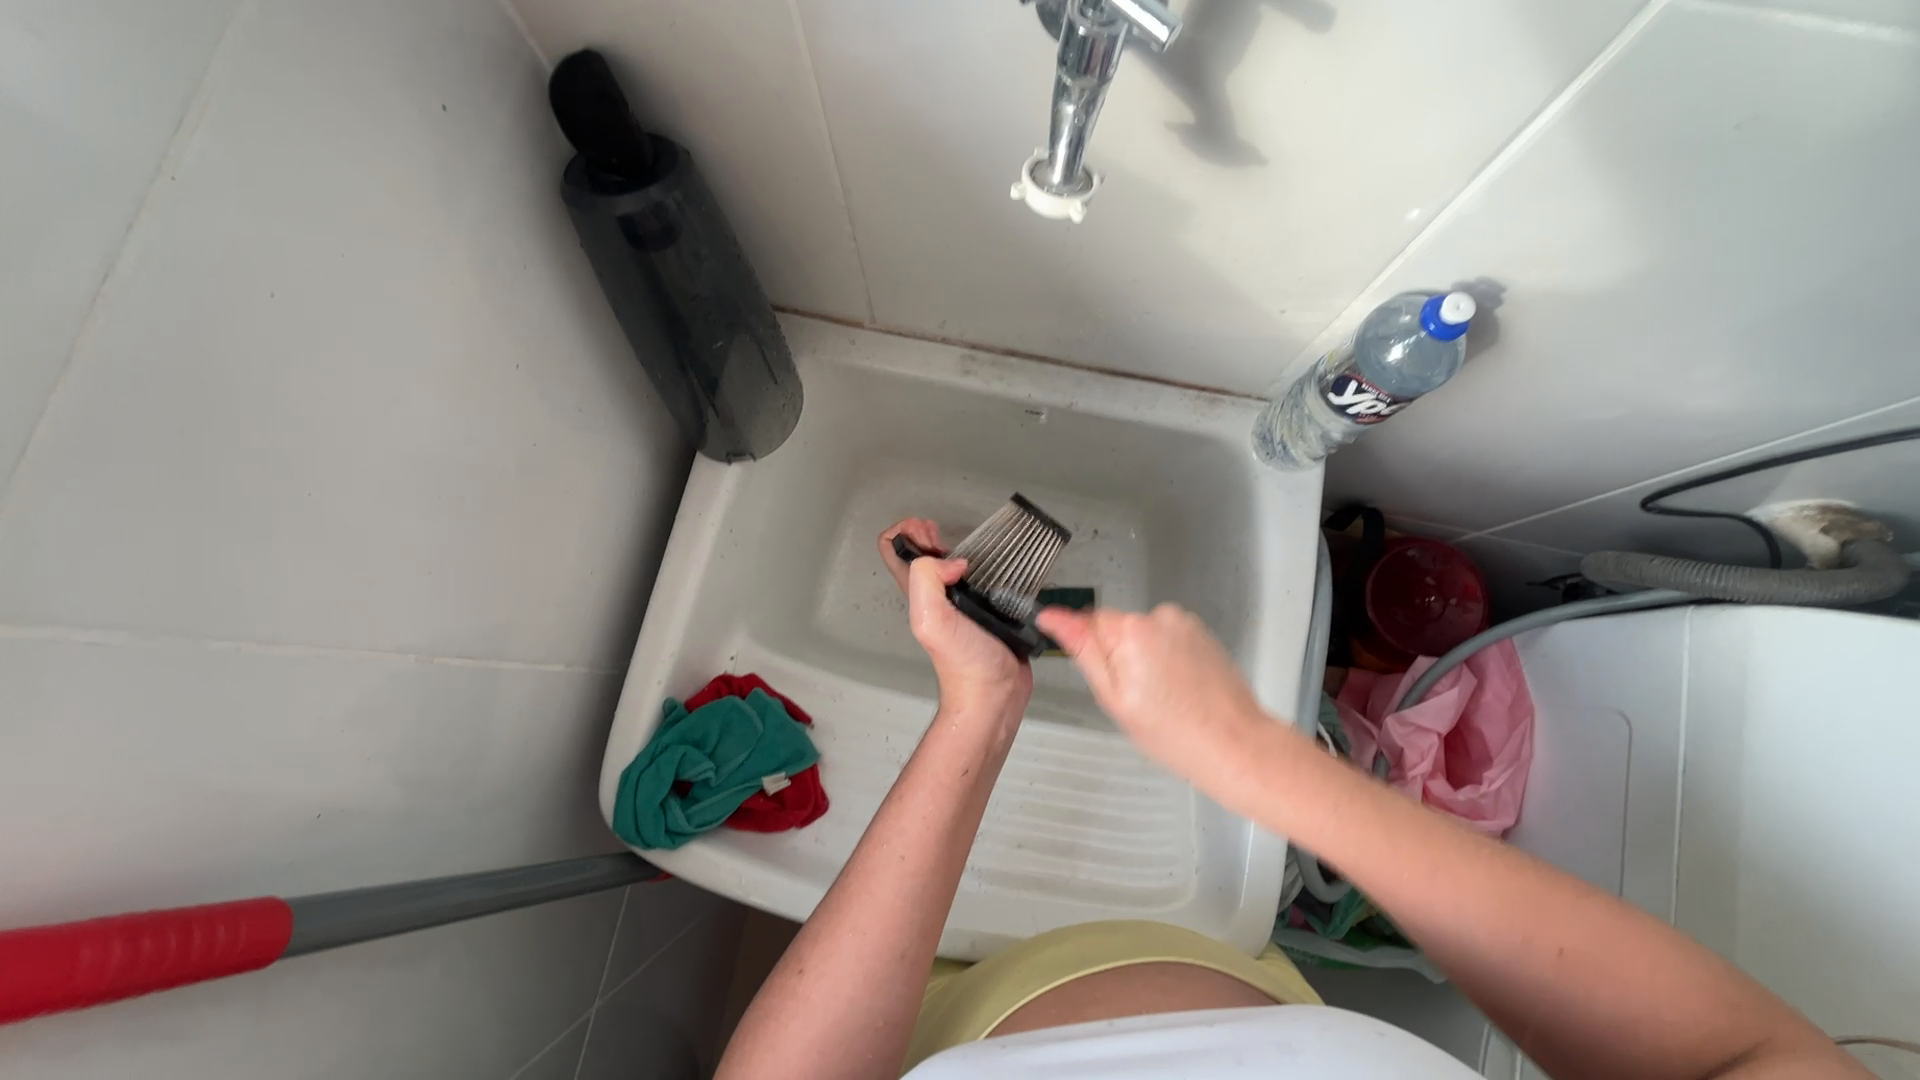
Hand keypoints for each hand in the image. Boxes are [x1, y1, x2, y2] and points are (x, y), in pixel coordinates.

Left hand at [878, 520, 1032, 716]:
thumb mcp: (932, 619)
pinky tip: (985, 568)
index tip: (927, 532)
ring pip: (944, 567)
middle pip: (916, 555)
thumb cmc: (965, 666)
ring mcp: (958, 605)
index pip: (892, 550)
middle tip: (936, 532)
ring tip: (953, 543)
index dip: (905, 532)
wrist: (995, 694)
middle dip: (923, 534)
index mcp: (918, 594)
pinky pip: (975, 582)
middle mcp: (934, 597)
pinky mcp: (983, 612)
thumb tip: (949, 561)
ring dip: (948, 549)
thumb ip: (928, 581)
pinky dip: (978, 567)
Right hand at [1035, 603, 1282, 778]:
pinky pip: (1169, 640)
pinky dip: (1168, 659)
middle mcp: (1159, 618)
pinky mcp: (1202, 634)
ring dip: (1145, 658)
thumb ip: (1083, 650)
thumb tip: (1054, 618)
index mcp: (1131, 631)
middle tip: (1133, 695)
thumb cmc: (1176, 732)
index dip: (1084, 643)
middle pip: (1119, 628)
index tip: (1090, 664)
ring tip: (1161, 697)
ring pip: (1144, 635)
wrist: (1234, 743)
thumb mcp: (1114, 697)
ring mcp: (1184, 624)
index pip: (1088, 620)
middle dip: (1118, 656)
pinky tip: (1178, 689)